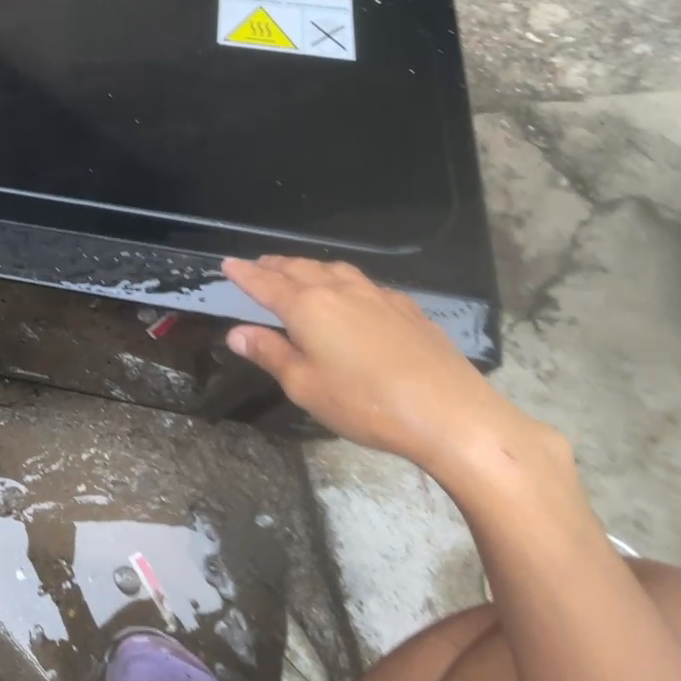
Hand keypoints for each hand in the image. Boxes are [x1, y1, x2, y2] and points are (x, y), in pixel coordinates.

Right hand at [222, 256, 541, 471]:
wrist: (452, 416)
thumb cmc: (366, 403)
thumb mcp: (304, 386)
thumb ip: (269, 354)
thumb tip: (237, 332)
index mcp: (308, 307)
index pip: (266, 284)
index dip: (245, 274)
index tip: (227, 264)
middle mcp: (341, 292)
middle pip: (300, 269)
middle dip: (275, 266)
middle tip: (258, 265)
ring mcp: (379, 298)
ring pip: (335, 271)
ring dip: (309, 268)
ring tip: (298, 272)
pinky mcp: (408, 311)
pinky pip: (364, 284)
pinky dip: (343, 281)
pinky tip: (350, 295)